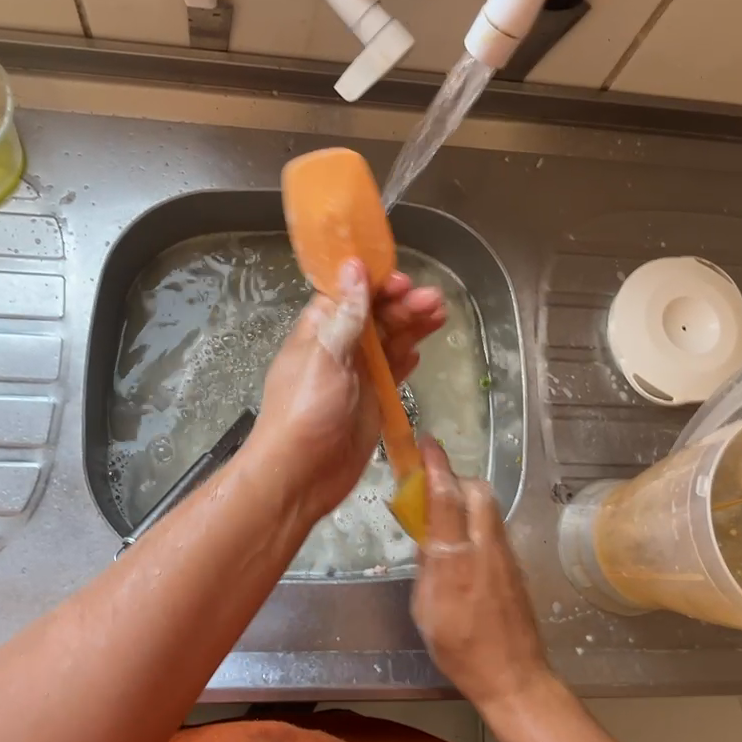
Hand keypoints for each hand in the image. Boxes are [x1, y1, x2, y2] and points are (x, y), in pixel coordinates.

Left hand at [244, 259, 445, 518]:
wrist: (301, 474)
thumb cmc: (306, 410)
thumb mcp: (325, 356)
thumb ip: (346, 315)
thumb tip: (354, 266)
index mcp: (319, 331)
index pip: (349, 295)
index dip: (375, 283)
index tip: (402, 280)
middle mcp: (339, 349)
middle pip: (375, 316)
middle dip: (403, 305)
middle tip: (434, 301)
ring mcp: (357, 376)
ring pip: (389, 341)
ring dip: (412, 326)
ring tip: (440, 314)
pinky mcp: (372, 401)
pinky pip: (393, 372)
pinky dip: (407, 358)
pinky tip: (421, 348)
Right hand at [409, 437, 553, 708]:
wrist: (513, 676)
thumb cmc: (458, 648)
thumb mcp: (425, 608)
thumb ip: (426, 565)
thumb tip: (427, 536)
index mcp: (454, 559)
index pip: (445, 498)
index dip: (436, 466)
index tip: (427, 443)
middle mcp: (484, 548)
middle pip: (477, 491)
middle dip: (456, 478)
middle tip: (435, 487)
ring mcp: (505, 555)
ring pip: (489, 507)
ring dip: (468, 498)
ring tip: (447, 513)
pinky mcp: (516, 565)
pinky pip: (494, 528)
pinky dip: (477, 520)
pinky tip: (464, 543)